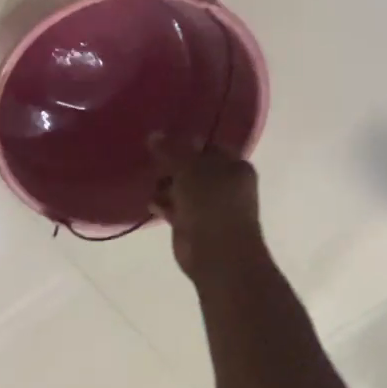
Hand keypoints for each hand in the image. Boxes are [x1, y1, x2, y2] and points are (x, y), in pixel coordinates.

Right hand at [149, 134, 264, 281]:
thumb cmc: (210, 205)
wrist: (217, 253)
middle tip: (153, 162)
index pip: (210, 146)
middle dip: (172, 164)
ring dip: (166, 185)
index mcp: (234, 167)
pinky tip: (152, 203)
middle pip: (194, 166)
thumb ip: (171, 151)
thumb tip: (154, 134)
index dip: (188, 141)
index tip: (164, 140)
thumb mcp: (189, 170)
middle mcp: (225, 184)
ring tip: (151, 183)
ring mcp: (210, 205)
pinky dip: (163, 204)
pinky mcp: (193, 223)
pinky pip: (174, 207)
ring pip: (183, 187)